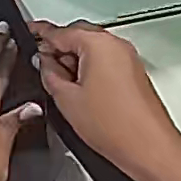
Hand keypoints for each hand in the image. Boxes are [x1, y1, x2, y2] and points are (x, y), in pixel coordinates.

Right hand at [29, 19, 180, 180]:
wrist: (150, 149)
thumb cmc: (117, 127)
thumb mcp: (65, 98)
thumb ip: (48, 72)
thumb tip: (44, 62)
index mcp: (98, 44)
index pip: (60, 31)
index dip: (40, 34)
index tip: (30, 33)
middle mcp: (116, 46)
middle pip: (77, 35)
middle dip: (58, 49)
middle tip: (42, 65)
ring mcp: (128, 58)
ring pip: (91, 49)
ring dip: (74, 61)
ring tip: (64, 87)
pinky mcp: (133, 72)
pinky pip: (105, 61)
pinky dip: (90, 70)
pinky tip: (81, 93)